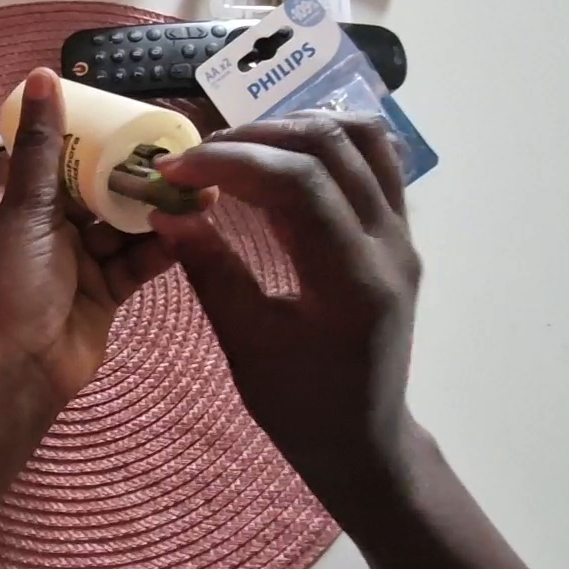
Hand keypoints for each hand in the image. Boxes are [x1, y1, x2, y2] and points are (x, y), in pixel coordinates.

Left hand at [0, 69, 172, 403]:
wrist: (21, 370)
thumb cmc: (13, 284)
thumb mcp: (26, 209)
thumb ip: (41, 148)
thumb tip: (40, 76)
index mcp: (18, 203)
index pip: (55, 156)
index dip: (89, 134)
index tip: (132, 114)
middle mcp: (48, 228)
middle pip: (97, 189)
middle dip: (136, 172)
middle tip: (183, 148)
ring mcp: (78, 261)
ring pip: (123, 225)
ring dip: (157, 207)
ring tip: (202, 184)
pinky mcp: (105, 292)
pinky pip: (137, 260)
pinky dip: (161, 245)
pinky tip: (194, 224)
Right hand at [152, 113, 419, 497]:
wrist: (362, 438)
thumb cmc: (299, 405)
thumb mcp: (245, 344)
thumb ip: (210, 271)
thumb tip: (166, 214)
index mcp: (351, 280)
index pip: (298, 182)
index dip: (228, 162)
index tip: (173, 171)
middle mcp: (390, 244)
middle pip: (330, 146)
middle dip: (252, 138)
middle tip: (194, 161)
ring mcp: (401, 234)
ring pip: (361, 139)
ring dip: (290, 129)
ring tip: (234, 152)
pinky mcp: (396, 233)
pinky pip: (371, 160)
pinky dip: (319, 144)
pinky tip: (275, 161)